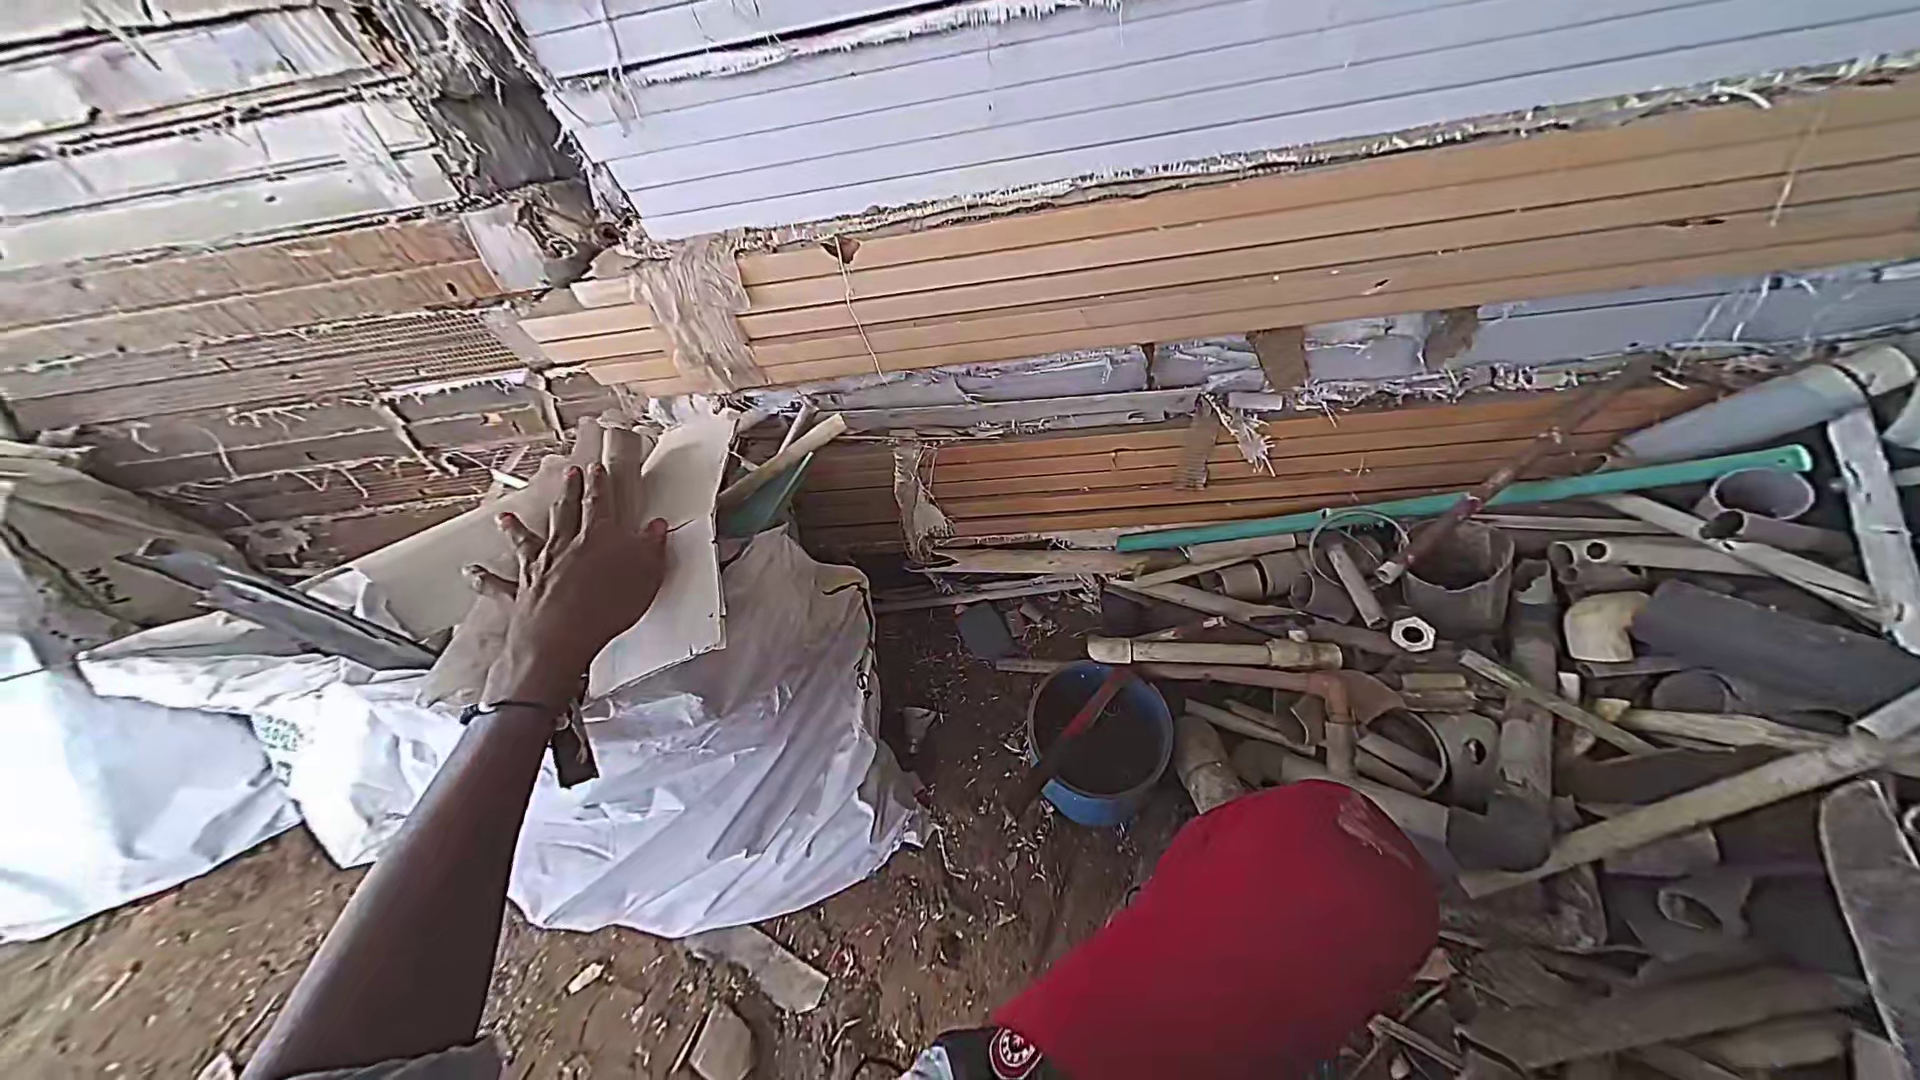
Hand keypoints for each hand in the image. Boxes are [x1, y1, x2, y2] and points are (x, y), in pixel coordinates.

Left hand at [466, 463, 668, 709]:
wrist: (564, 634)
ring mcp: (540, 567)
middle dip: (568, 491)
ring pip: (527, 541)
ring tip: (506, 517)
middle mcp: (565, 545)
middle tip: (567, 474)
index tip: (596, 469)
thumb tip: (657, 526)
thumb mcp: (648, 572)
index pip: (599, 502)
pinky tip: (472, 571)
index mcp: (598, 536)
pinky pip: (498, 584)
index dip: (599, 484)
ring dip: (517, 528)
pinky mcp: (521, 592)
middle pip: (566, 512)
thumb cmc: (608, 604)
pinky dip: (484, 578)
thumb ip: (652, 546)